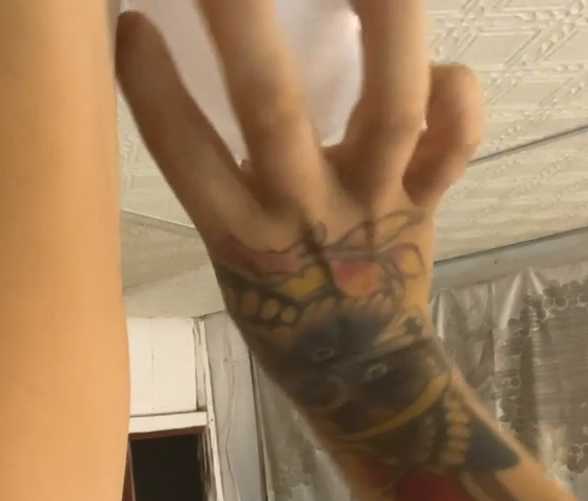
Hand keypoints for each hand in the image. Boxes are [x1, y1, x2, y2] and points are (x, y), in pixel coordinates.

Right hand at [116, 0, 483, 366]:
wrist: (362, 378)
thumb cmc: (287, 318)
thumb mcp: (238, 262)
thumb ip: (230, 190)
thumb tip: (232, 84)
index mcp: (242, 237)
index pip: (187, 157)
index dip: (154, 92)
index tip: (129, 27)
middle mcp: (305, 214)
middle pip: (271, 110)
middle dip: (242, 20)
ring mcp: (372, 208)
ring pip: (388, 106)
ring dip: (386, 18)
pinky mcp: (426, 204)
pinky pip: (456, 144)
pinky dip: (459, 98)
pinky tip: (443, 68)